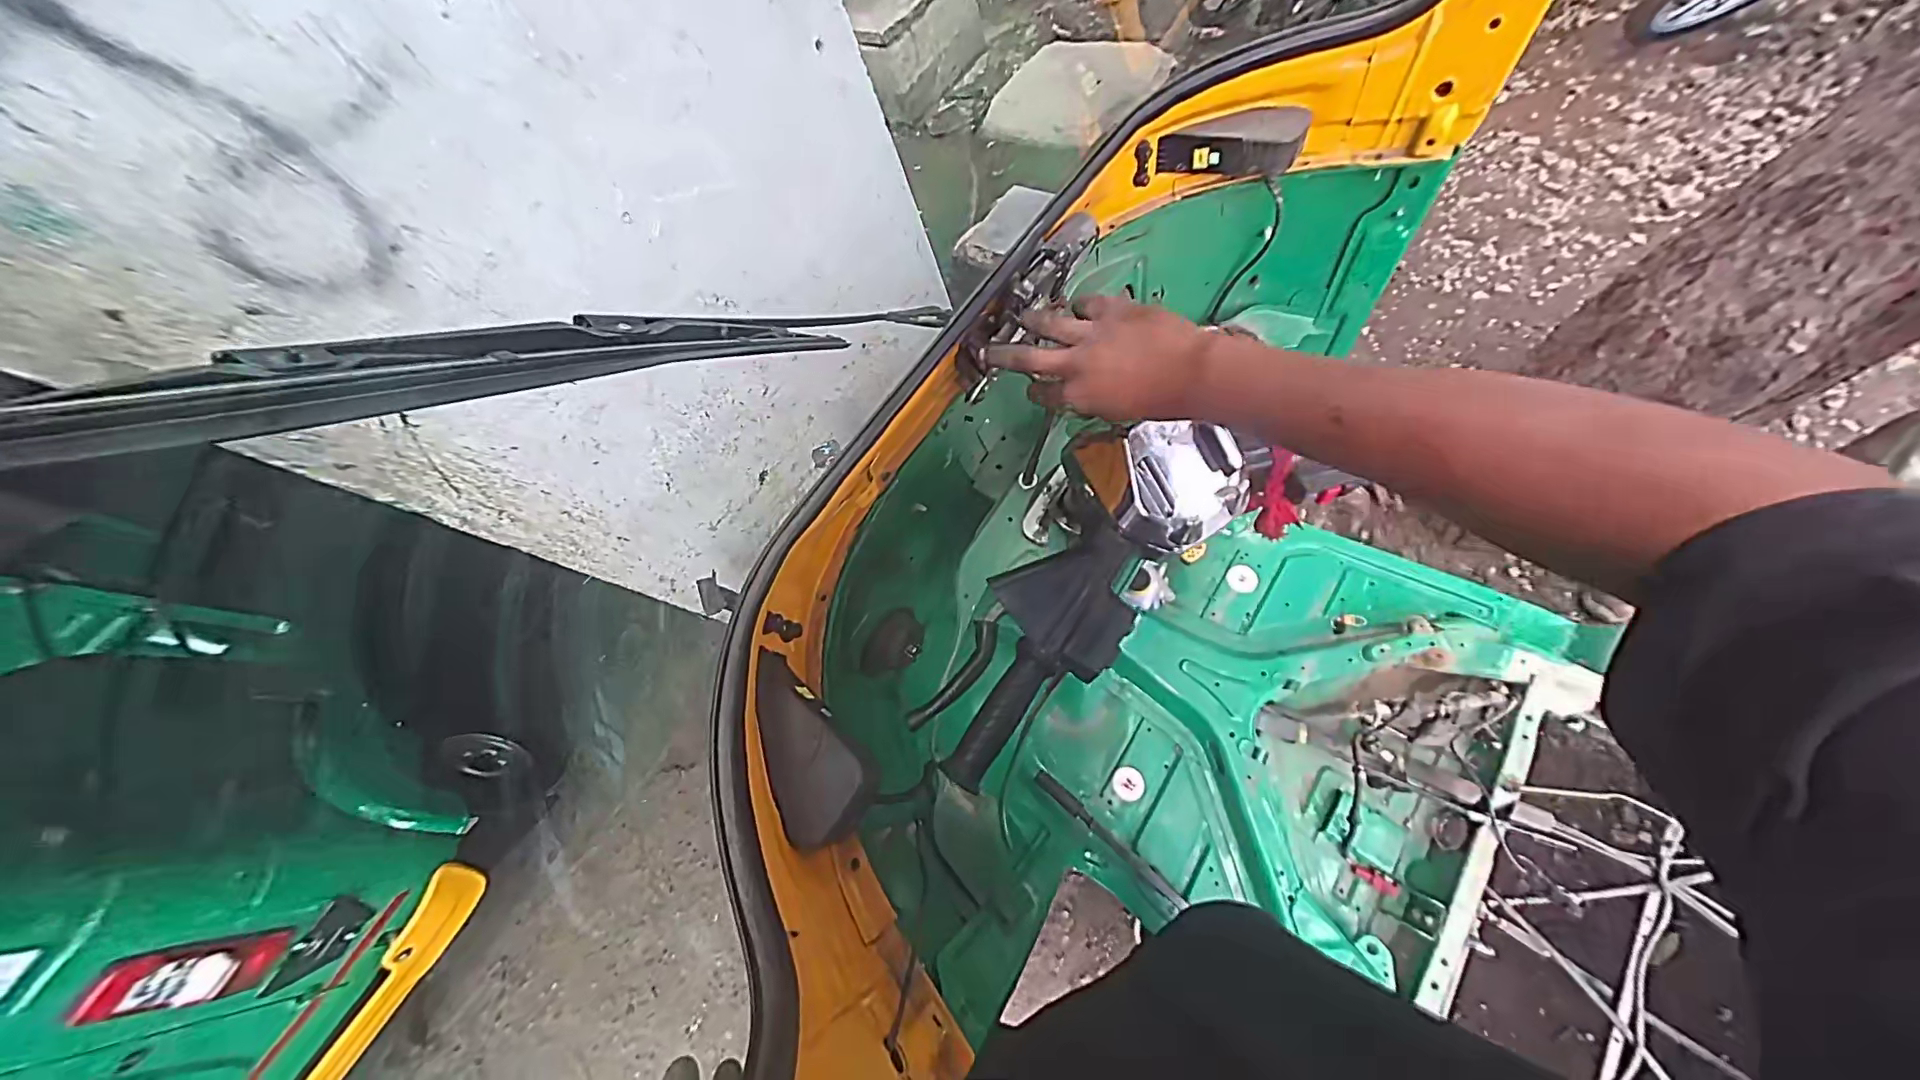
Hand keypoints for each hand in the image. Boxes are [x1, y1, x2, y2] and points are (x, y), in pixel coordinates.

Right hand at [985, 295, 1216, 420]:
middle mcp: (1077, 364)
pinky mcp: (1112, 310)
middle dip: (1005, 354)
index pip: (1042, 393)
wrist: (1191, 373)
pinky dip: (1080, 305)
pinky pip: (1087, 302)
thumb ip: (1092, 399)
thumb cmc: (1161, 400)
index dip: (1036, 391)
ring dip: (1033, 320)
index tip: (1033, 388)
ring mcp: (1092, 334)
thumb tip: (1082, 393)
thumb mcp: (1117, 412)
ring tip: (1022, 316)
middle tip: (991, 351)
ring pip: (1049, 323)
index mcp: (1077, 396)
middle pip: (1028, 357)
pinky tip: (1079, 305)